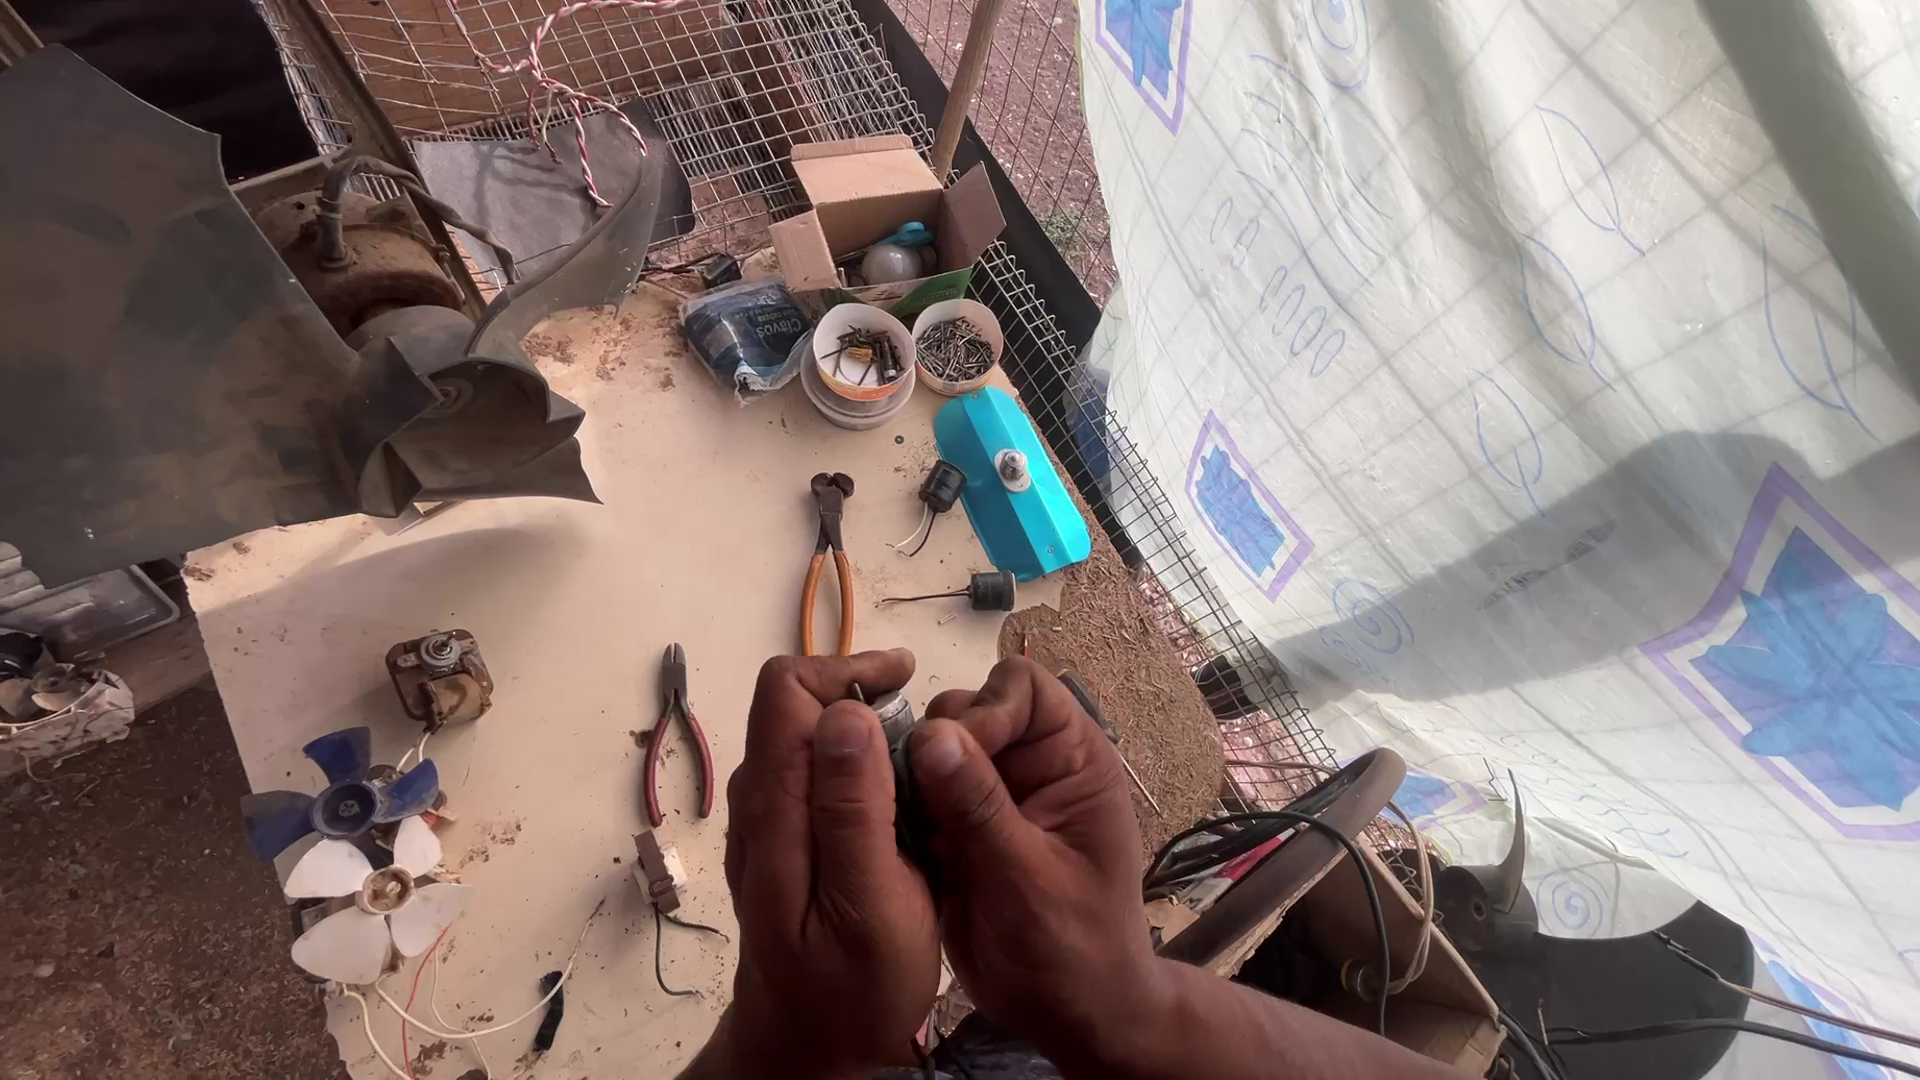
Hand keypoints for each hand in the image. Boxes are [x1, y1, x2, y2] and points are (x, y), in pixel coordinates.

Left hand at [701, 650, 938, 1078]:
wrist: (808, 1050)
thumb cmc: (851, 988)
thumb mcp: (869, 902)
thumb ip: (854, 806)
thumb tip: (846, 713)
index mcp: (776, 806)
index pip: (787, 688)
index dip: (847, 668)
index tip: (906, 678)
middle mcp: (760, 798)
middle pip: (797, 702)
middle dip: (862, 693)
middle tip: (925, 727)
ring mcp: (769, 815)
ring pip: (810, 732)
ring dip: (865, 726)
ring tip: (920, 758)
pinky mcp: (786, 832)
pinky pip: (819, 766)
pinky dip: (860, 758)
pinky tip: (899, 794)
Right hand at [909, 657, 1165, 1072]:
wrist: (1066, 1016)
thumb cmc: (1074, 949)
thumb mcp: (1030, 880)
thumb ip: (981, 808)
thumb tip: (931, 734)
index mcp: (1069, 757)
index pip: (1023, 687)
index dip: (986, 708)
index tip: (951, 754)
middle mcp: (1028, 761)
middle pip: (967, 708)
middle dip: (938, 748)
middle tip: (920, 801)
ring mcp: (990, 791)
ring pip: (932, 748)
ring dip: (913, 781)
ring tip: (913, 829)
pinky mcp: (956, 821)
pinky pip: (915, 790)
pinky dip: (902, 810)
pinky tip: (907, 849)